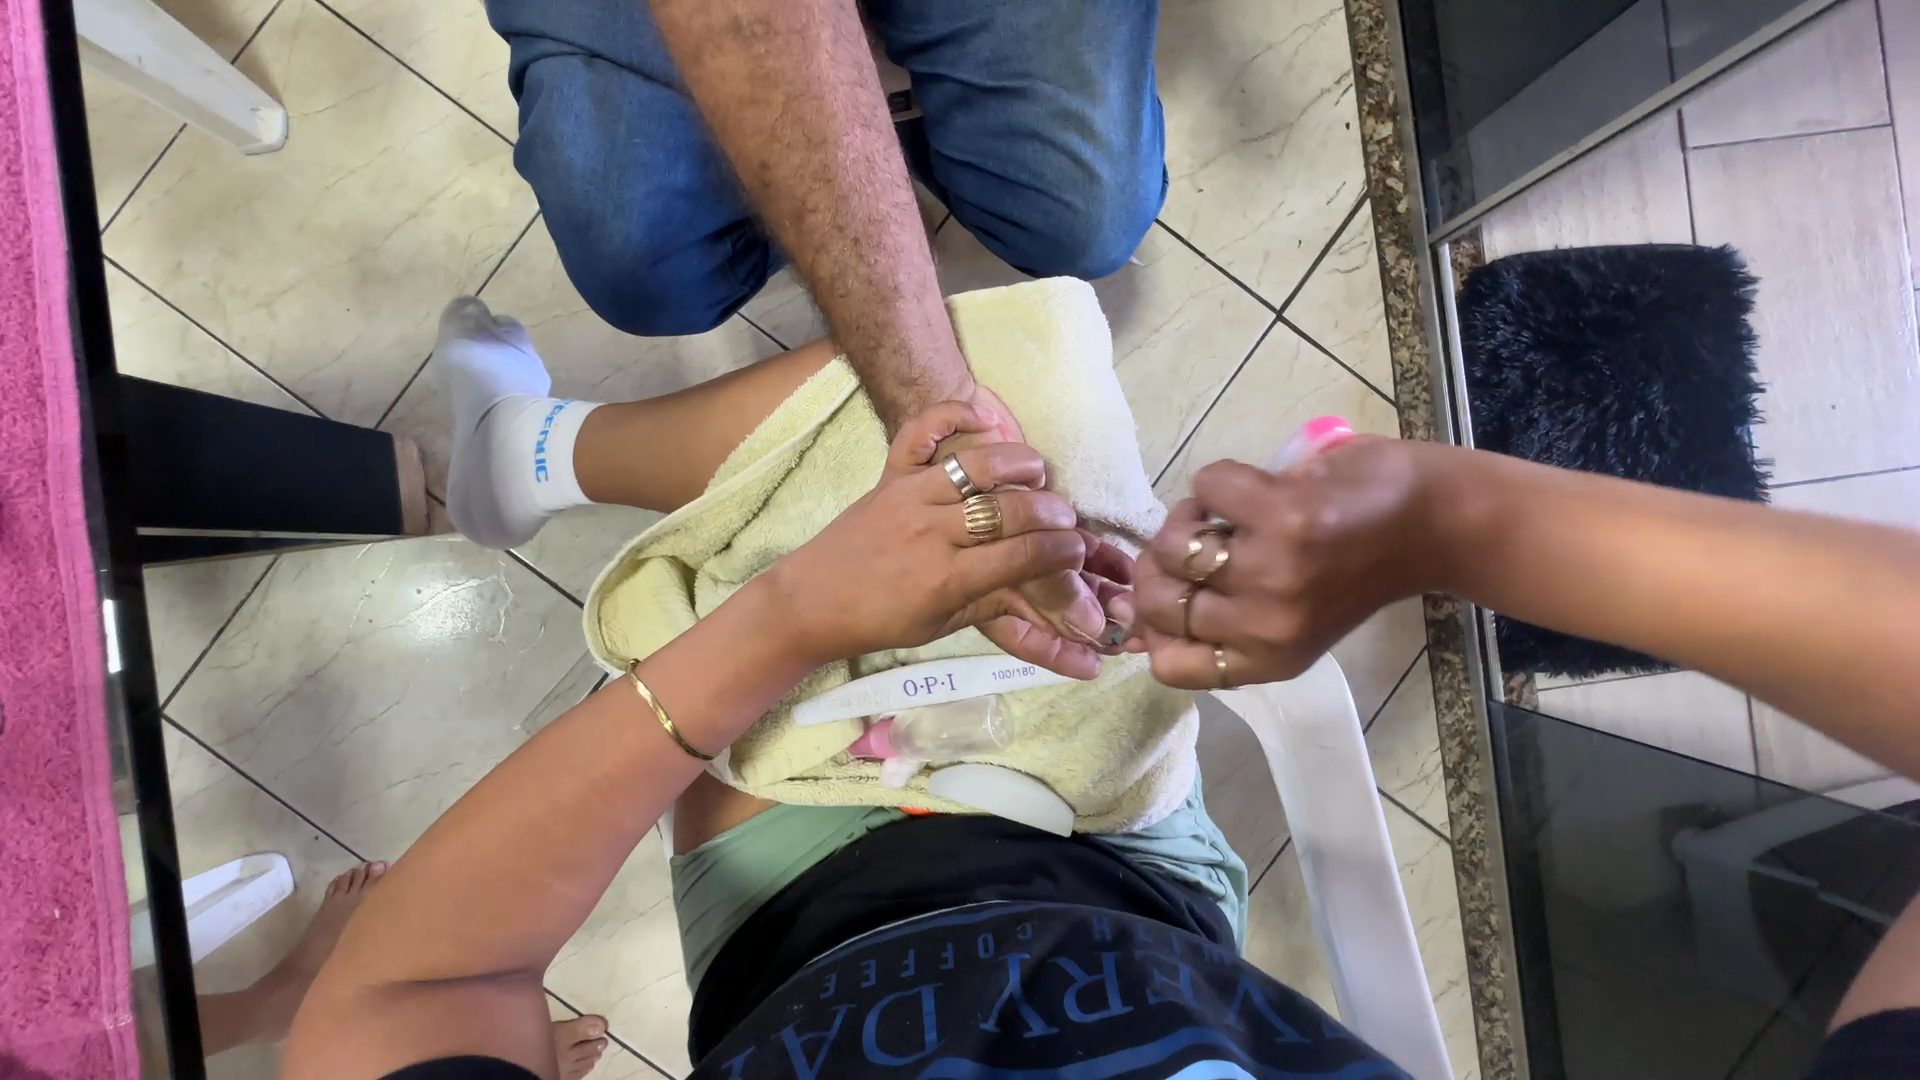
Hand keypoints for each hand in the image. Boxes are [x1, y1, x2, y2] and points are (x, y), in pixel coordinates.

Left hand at [761, 402, 1094, 669]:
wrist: (811, 601)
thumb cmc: (880, 622)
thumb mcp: (941, 625)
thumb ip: (995, 606)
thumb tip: (1050, 608)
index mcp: (946, 579)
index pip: (1021, 557)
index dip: (1061, 552)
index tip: (1079, 550)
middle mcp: (931, 531)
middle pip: (1008, 511)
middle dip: (1050, 513)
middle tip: (1066, 517)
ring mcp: (909, 496)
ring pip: (976, 467)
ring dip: (1017, 463)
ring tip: (1038, 471)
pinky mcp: (889, 474)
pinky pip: (920, 433)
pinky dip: (950, 416)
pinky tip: (980, 418)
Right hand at [1112, 437, 1451, 689]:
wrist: (1435, 524)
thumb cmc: (1353, 571)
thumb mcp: (1284, 621)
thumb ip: (1215, 625)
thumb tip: (1129, 620)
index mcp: (1267, 660)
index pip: (1169, 666)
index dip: (1151, 628)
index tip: (1169, 592)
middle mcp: (1266, 628)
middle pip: (1158, 601)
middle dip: (1159, 564)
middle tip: (1192, 544)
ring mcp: (1274, 573)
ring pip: (1172, 546)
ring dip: (1187, 518)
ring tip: (1222, 515)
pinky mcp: (1284, 517)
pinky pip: (1205, 488)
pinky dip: (1219, 481)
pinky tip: (1250, 488)